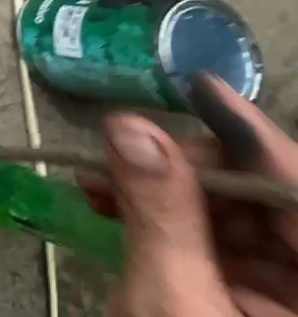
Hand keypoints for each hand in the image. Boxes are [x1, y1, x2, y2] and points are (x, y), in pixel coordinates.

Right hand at [96, 75, 297, 316]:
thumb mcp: (170, 302)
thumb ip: (158, 213)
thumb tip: (131, 126)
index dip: (258, 140)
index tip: (198, 87)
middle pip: (281, 208)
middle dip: (197, 170)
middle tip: (123, 152)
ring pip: (253, 224)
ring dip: (172, 193)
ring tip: (101, 180)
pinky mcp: (275, 308)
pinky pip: (236, 251)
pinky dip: (175, 223)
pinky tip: (120, 205)